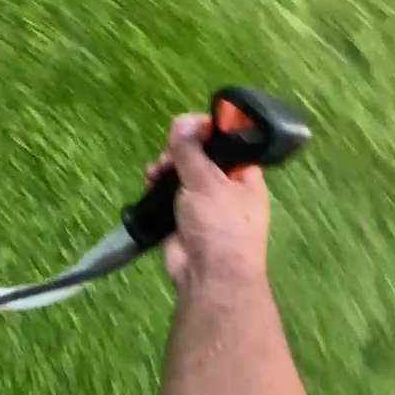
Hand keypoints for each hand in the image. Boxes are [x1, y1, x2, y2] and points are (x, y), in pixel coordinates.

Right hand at [146, 114, 269, 290]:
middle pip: (198, 155)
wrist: (208, 273)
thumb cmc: (219, 225)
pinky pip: (167, 190)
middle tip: (169, 157)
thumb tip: (182, 120)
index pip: (227, 142)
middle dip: (178, 151)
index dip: (207, 131)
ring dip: (164, 167)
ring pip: (180, 171)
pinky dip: (157, 185)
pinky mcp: (182, 214)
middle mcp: (225, 187)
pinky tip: (150, 185)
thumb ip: (191, 150)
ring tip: (155, 174)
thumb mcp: (206, 182)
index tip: (186, 127)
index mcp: (244, 177)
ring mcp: (203, 201)